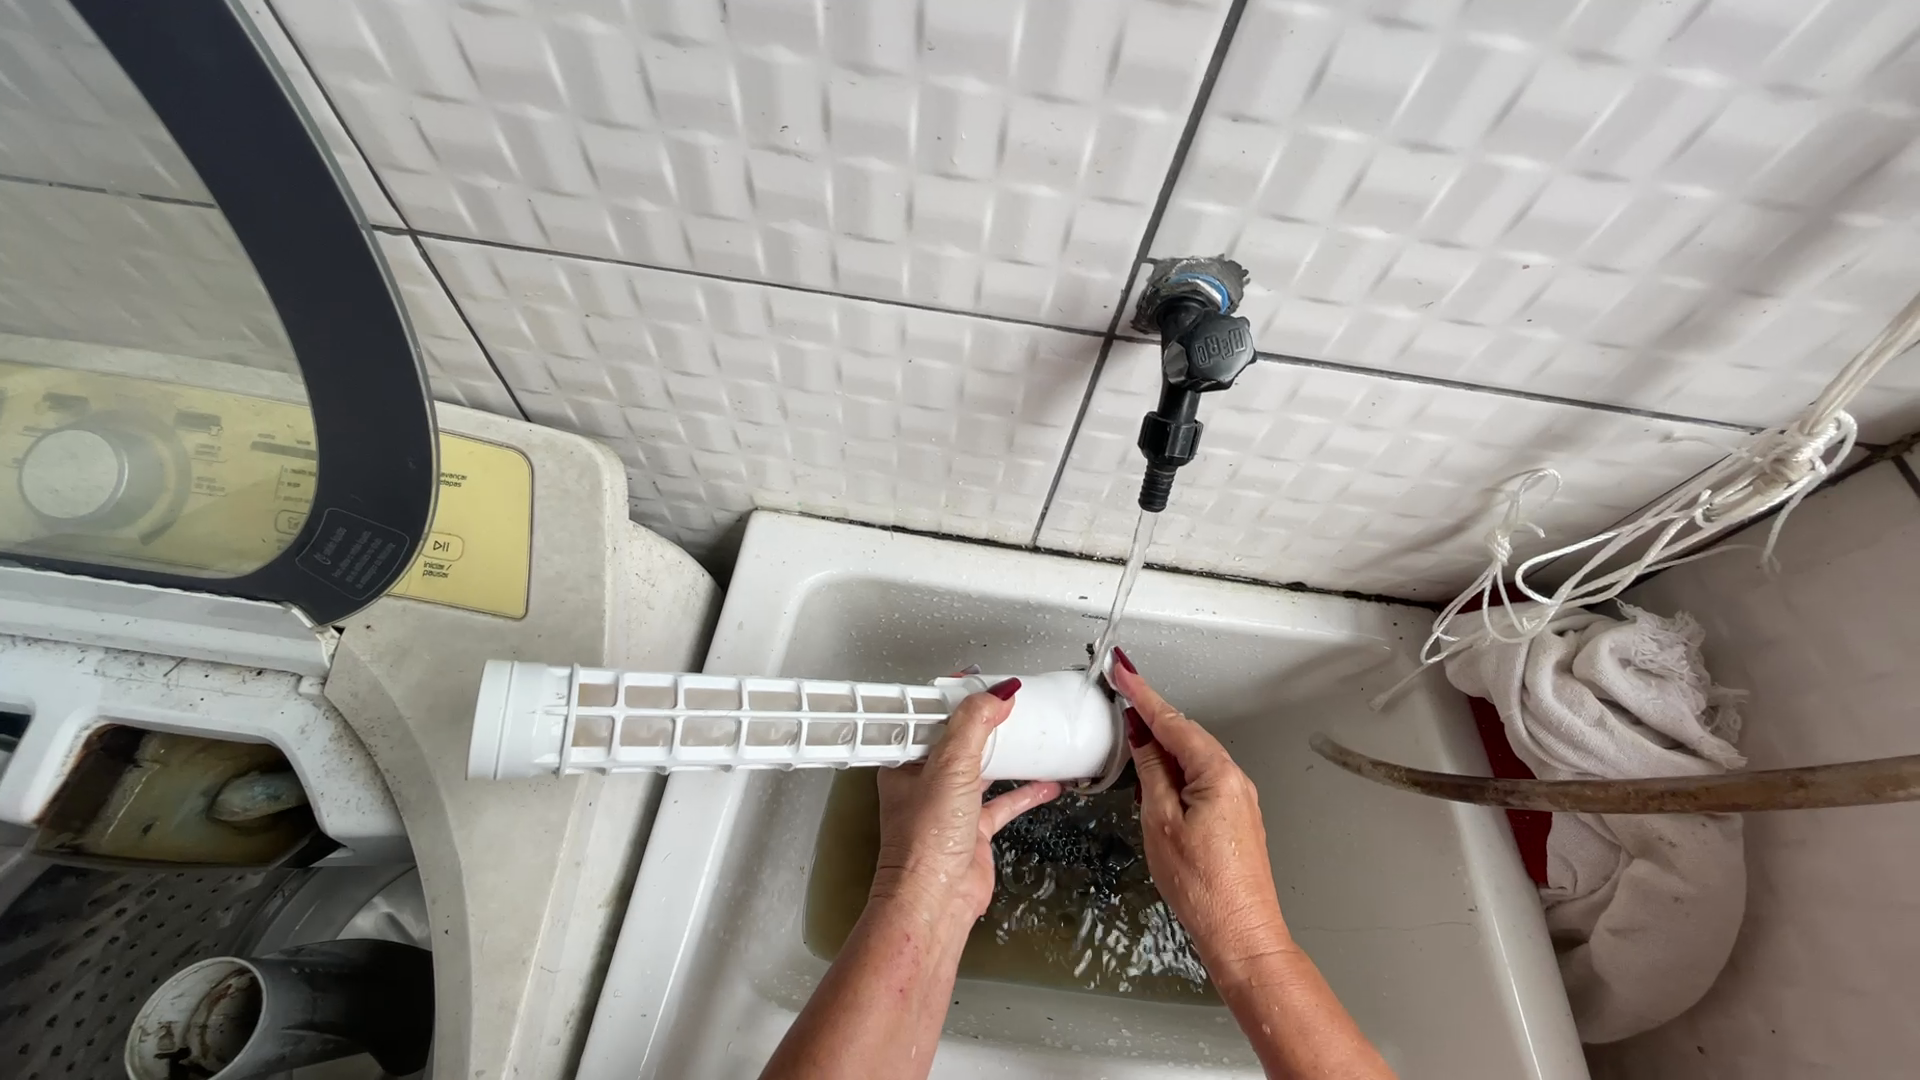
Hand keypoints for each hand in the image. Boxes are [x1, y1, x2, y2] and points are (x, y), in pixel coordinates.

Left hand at [870, 679, 1062, 931]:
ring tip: (1034, 732)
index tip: (981, 675)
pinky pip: (1003, 802)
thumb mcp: (950, 765)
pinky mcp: (975, 829)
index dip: (953, 693)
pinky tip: (1049, 782)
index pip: (930, 715)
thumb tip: (1002, 690)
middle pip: (959, 738)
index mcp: (908, 760)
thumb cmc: (927, 835)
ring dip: (1008, 753)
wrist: (935, 901)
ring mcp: (952, 805)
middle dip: (985, 719)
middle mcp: (927, 779)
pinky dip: (1026, 791)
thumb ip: (975, 723)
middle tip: (1014, 699)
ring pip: (983, 768)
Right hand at [1112, 649, 1294, 980]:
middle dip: (1151, 711)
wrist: (1242, 934)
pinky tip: (1157, 765)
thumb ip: (1150, 771)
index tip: (1122, 668)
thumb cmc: (1202, 885)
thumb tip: (1140, 736)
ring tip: (1131, 728)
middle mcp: (1233, 778)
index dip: (1141, 693)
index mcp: (1216, 774)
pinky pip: (1201, 772)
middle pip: (1185, 732)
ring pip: (1193, 752)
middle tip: (1120, 691)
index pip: (1171, 721)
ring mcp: (1237, 796)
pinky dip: (1175, 761)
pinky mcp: (1235, 813)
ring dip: (1162, 737)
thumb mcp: (1160, 821)